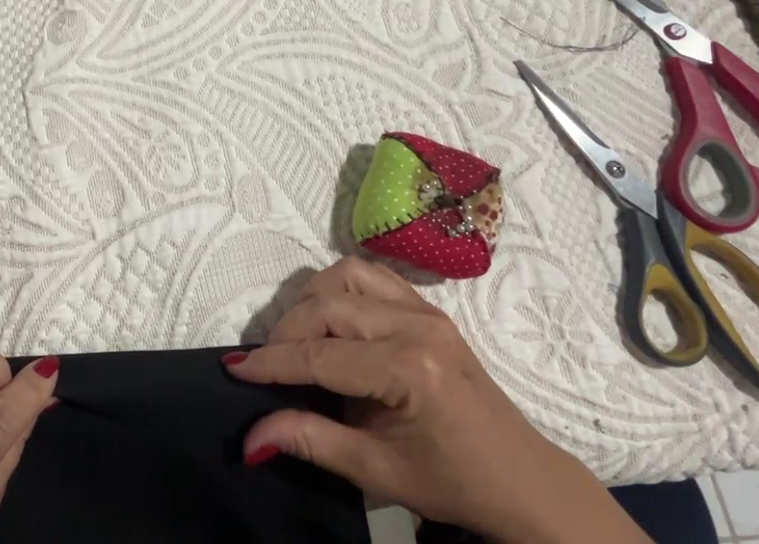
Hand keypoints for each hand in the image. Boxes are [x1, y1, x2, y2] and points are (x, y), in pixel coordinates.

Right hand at [225, 258, 649, 543]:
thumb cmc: (452, 482)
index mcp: (410, 370)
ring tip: (300, 339)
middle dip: (287, 331)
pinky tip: (334, 321)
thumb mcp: (376, 471)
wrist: (524, 482)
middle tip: (268, 365)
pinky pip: (372, 276)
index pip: (320, 354)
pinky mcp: (430, 307)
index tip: (235, 369)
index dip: (270, 362)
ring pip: (346, 276)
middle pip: (327, 305)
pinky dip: (341, 289)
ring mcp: (427, 310)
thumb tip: (250, 436)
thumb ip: (309, 441)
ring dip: (313, 301)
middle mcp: (418, 326)